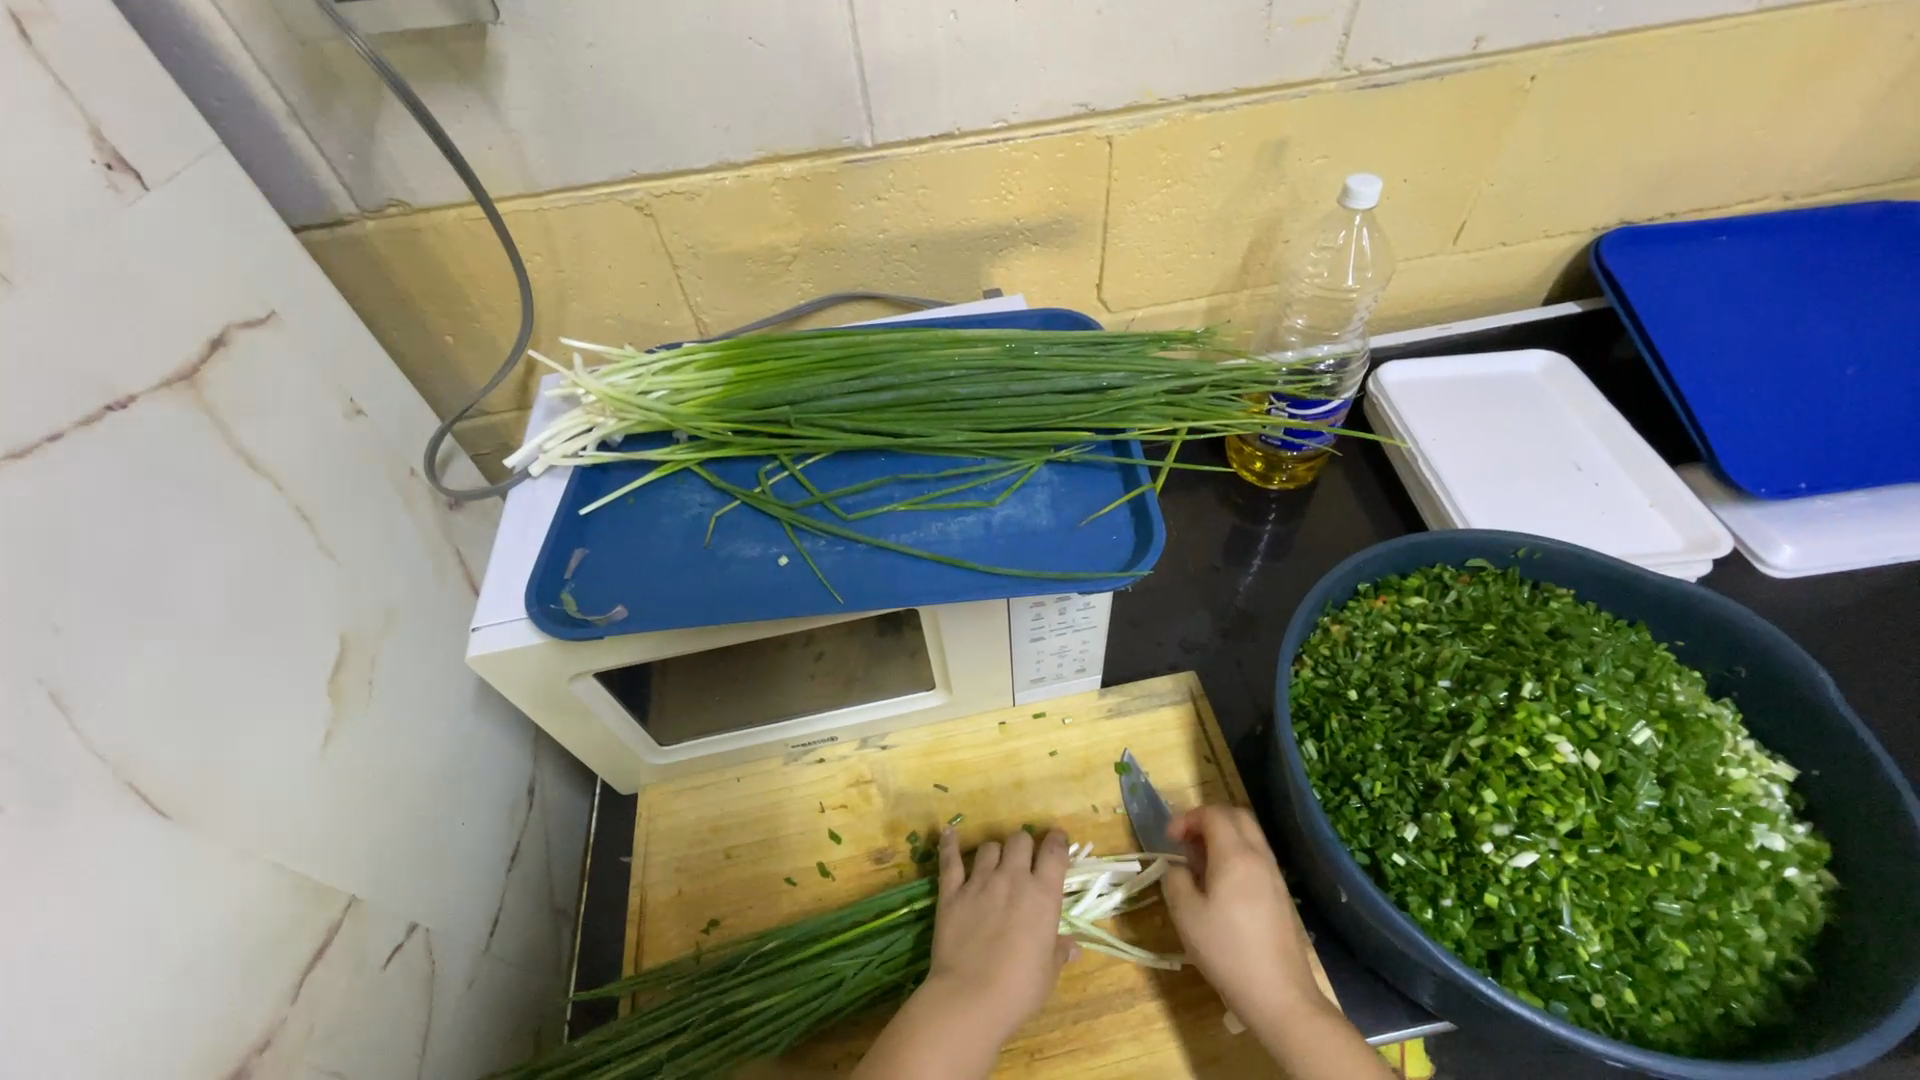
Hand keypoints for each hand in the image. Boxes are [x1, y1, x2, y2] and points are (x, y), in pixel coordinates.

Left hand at [852, 827, 1075, 1079]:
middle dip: (1024, 845)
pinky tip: (949, 832)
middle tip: (1023, 860)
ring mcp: (980, 882)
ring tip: (994, 862)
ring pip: (989, 847)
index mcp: (1043, 894)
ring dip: (994, 851)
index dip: (1057, 840)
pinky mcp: (951, 892)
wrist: (971, 996)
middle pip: (1019, 840)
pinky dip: (949, 844)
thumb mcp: (1048, 972)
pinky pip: (950, 859)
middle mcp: (1013, 879)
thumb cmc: (1019, 988)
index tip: (1057, 839)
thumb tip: (1072, 947)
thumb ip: (1058, 951)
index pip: (1054, 851)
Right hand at [1162, 807, 1392, 1079]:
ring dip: (1224, 837)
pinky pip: (1257, 858)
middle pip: (1237, 816)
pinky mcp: (1282, 896)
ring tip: (1201, 865)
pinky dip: (1237, 856)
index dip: (1187, 818)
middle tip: (1186, 842)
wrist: (1279, 995)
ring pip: (1250, 836)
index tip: (1170, 839)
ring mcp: (1275, 876)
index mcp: (1235, 855)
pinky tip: (1222, 887)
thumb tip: (1178, 868)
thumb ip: (1176, 881)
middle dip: (1208, 820)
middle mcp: (1259, 857)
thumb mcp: (1186, 915)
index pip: (1213, 814)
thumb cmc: (1227, 952)